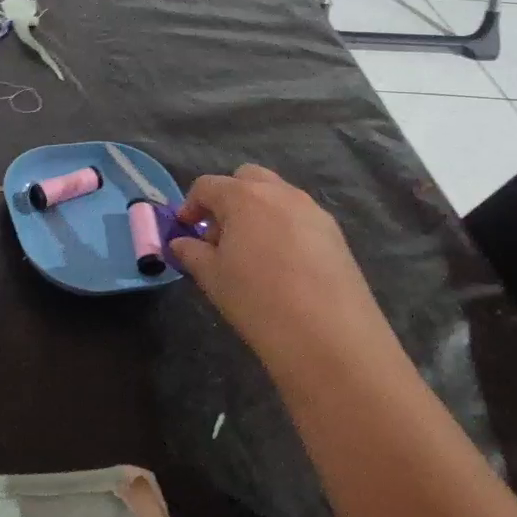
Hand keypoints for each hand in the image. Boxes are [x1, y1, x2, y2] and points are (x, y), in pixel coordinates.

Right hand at [171, 165, 390, 374]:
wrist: (331, 337)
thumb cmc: (259, 301)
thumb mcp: (213, 278)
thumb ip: (192, 253)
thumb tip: (180, 243)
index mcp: (244, 196)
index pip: (207, 186)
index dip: (190, 205)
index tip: (185, 230)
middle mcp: (280, 193)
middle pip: (246, 179)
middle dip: (228, 199)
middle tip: (220, 235)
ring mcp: (313, 211)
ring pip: (277, 196)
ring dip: (257, 212)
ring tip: (251, 253)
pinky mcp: (336, 234)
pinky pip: (300, 218)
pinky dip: (283, 228)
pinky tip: (282, 266)